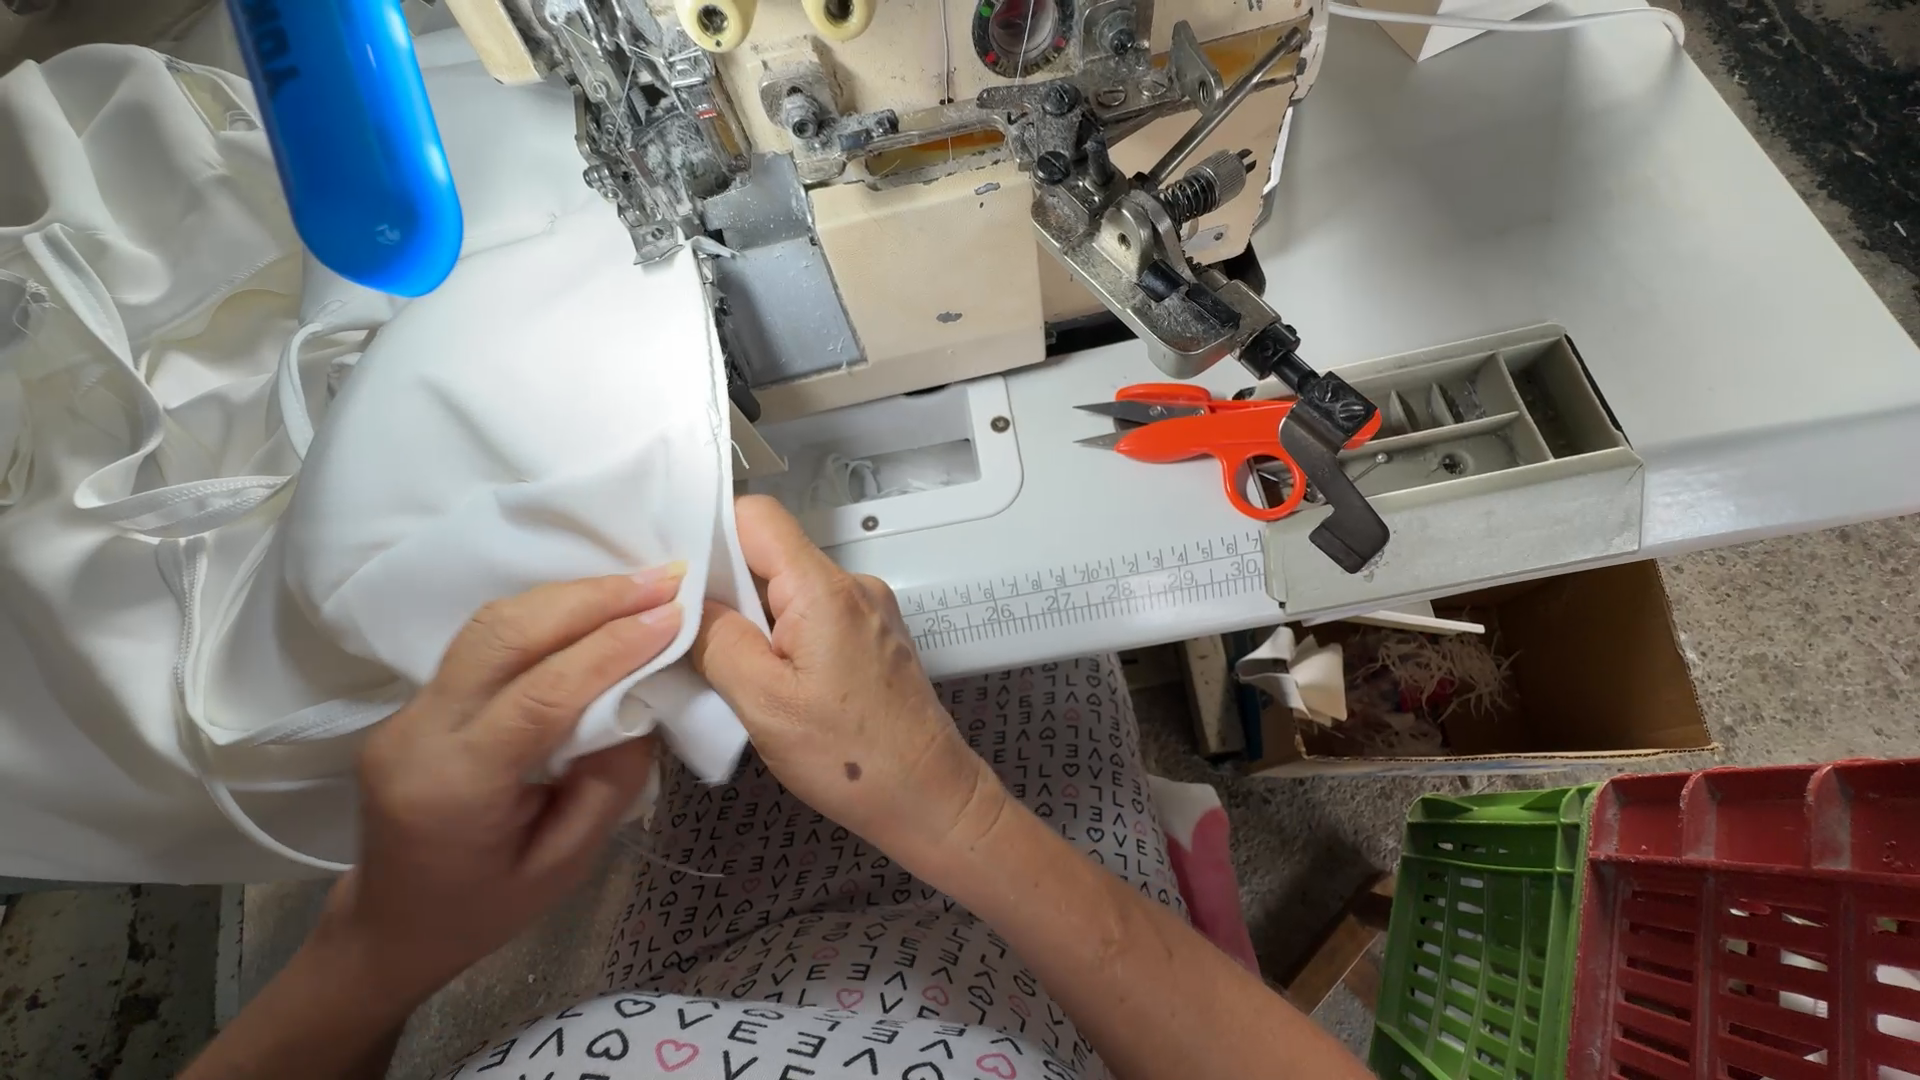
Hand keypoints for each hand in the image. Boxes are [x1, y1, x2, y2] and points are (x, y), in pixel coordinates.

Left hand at [317, 568, 683, 1006]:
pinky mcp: (419, 699)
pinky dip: (551, 612)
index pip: (541, 693)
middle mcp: (418, 734)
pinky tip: (597, 606)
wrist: (390, 927)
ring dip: (573, 595)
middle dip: (592, 598)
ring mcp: (408, 710)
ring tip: (641, 584)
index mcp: (455, 786)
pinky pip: (489, 637)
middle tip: (665, 579)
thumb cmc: (488, 908)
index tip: (674, 615)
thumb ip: (612, 777)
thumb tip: (643, 696)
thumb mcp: (570, 861)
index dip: (612, 647)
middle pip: (504, 634)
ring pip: (492, 622)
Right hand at [692, 496, 1007, 866]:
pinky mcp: (874, 635)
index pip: (758, 517)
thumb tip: (687, 600)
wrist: (927, 794)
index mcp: (824, 588)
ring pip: (791, 587)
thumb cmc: (847, 755)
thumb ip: (718, 640)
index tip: (672, 569)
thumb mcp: (764, 702)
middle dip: (724, 583)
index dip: (710, 530)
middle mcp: (852, 584)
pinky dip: (784, 632)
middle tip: (683, 625)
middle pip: (773, 553)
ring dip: (754, 614)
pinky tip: (769, 674)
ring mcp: (868, 609)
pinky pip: (815, 613)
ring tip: (725, 659)